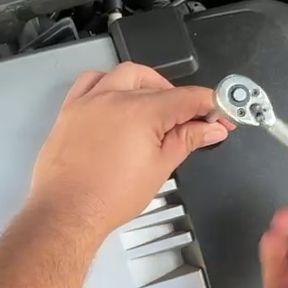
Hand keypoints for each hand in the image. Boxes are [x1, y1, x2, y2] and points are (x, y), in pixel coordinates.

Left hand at [27, 63, 227, 237]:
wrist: (68, 212)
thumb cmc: (108, 197)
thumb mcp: (160, 168)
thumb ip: (187, 141)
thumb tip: (210, 129)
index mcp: (141, 112)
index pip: (187, 98)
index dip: (209, 106)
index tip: (218, 116)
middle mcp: (114, 98)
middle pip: (159, 87)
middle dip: (180, 100)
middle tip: (190, 122)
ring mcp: (90, 101)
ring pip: (126, 75)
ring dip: (146, 84)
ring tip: (156, 106)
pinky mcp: (71, 109)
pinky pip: (91, 81)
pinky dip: (109, 83)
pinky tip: (116, 97)